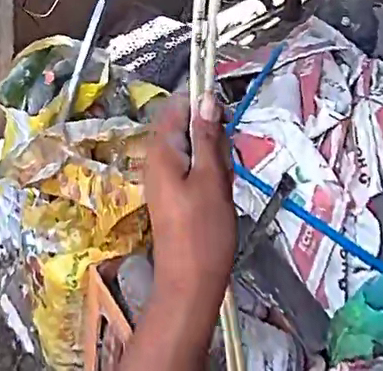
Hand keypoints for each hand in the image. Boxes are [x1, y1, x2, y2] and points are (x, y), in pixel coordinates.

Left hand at [142, 91, 236, 313]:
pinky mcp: (171, 191)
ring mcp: (162, 174)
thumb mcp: (211, 178)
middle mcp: (156, 155)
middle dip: (211, 138)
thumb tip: (206, 97)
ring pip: (193, 148)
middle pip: (187, 125)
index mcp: (161, 147)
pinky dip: (208, 175)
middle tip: (224, 165)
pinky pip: (191, 168)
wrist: (190, 286)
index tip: (226, 121)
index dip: (203, 105)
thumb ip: (207, 136)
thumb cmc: (203, 232)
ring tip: (223, 185)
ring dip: (213, 159)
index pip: (178, 104)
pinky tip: (218, 196)